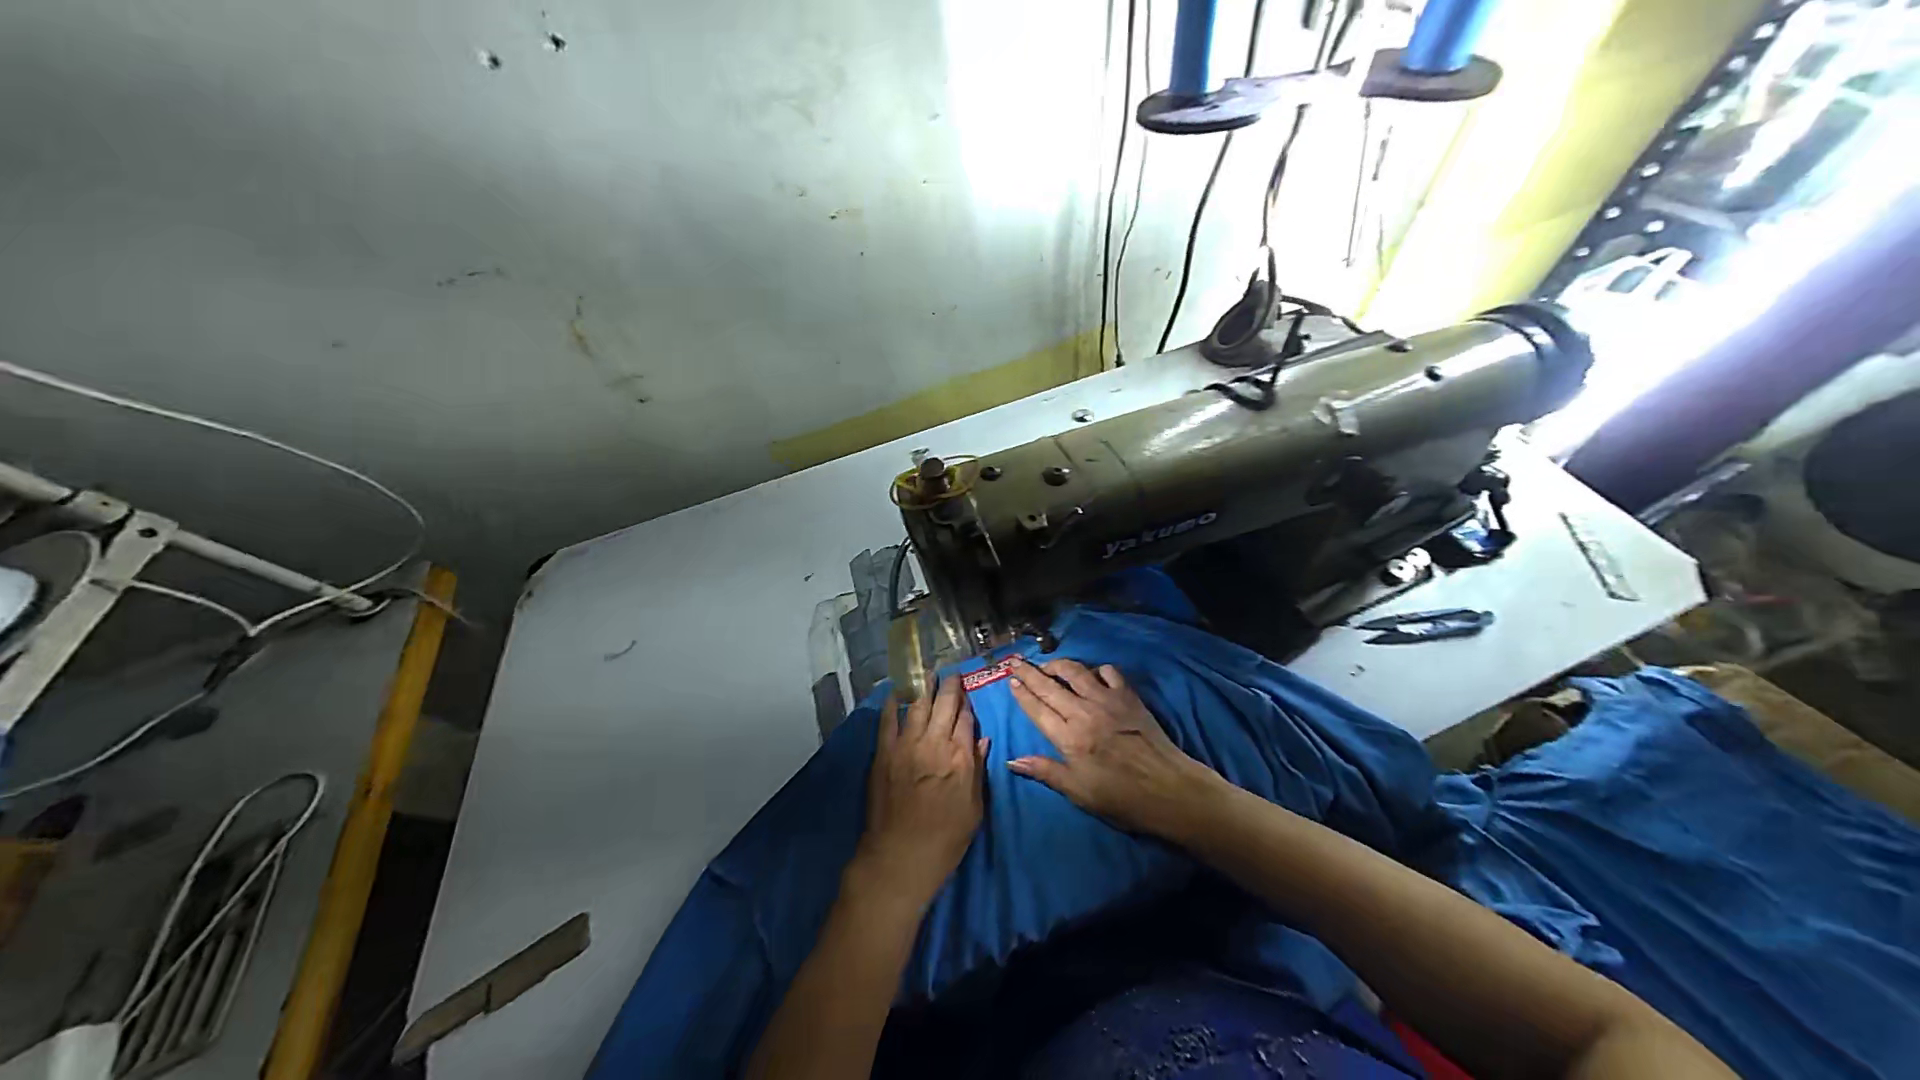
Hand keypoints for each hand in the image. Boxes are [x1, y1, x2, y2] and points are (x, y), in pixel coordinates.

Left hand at [853, 675, 987, 906]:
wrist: (900, 856)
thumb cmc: (945, 839)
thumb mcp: (974, 808)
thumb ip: (977, 769)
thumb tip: (982, 739)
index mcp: (961, 758)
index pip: (966, 719)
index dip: (967, 703)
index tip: (967, 692)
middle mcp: (936, 744)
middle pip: (945, 705)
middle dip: (949, 686)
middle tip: (951, 672)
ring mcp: (907, 745)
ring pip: (919, 706)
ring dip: (925, 687)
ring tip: (928, 672)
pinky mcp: (884, 752)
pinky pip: (889, 720)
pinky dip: (894, 703)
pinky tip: (897, 692)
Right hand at [1006, 656, 1221, 836]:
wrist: (1170, 789)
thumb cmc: (1122, 797)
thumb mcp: (1079, 792)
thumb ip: (1046, 772)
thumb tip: (1013, 761)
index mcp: (1069, 737)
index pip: (1037, 709)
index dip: (1022, 693)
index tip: (1010, 681)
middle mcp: (1084, 712)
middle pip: (1050, 685)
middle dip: (1029, 672)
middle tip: (1016, 662)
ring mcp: (1107, 700)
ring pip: (1076, 672)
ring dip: (1058, 665)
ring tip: (1048, 665)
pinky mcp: (1129, 696)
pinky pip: (1108, 672)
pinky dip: (1095, 669)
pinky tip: (1091, 675)